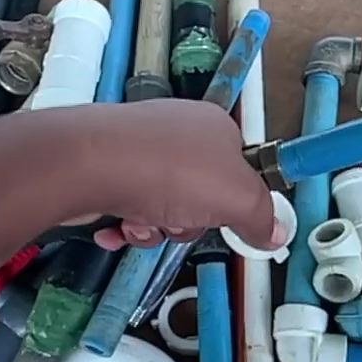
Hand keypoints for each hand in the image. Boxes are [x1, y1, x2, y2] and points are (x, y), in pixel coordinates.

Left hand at [29, 100, 281, 250]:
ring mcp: (140, 145)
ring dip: (156, 226)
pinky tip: (116, 225)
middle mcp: (178, 130)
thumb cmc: (169, 174)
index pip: (240, 169)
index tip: (226, 219)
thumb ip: (262, 218)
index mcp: (215, 127)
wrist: (85, 165)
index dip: (235, 201)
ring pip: (164, 204)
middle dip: (189, 219)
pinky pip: (129, 203)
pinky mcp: (106, 163)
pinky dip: (125, 221)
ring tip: (140, 223)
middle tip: (178, 221)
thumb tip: (276, 234)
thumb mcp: (238, 200)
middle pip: (202, 193)